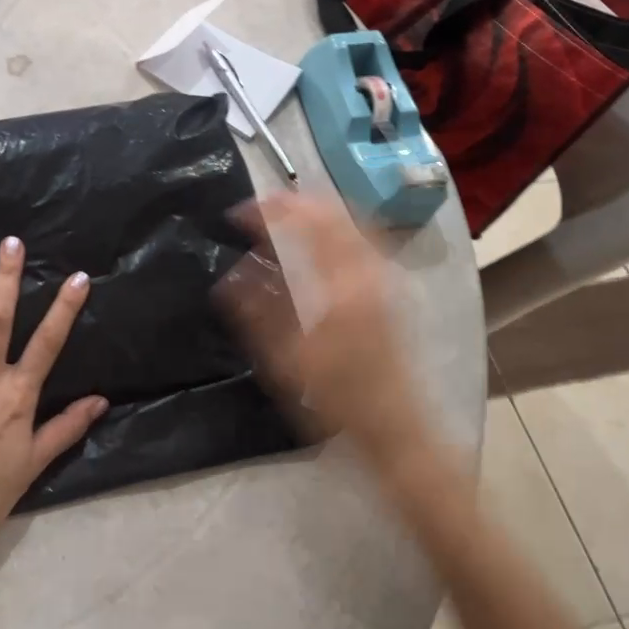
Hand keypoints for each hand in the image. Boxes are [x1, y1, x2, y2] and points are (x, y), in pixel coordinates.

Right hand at [218, 194, 429, 467]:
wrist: (398, 427)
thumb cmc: (338, 397)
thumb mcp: (287, 359)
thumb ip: (257, 312)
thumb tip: (230, 276)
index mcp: (339, 284)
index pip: (303, 224)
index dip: (267, 211)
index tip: (238, 215)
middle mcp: (366, 270)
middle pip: (331, 212)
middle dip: (292, 202)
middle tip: (260, 208)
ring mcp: (383, 276)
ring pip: (350, 220)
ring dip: (315, 210)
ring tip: (285, 215)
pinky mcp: (389, 287)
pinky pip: (362, 236)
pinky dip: (336, 226)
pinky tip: (320, 239)